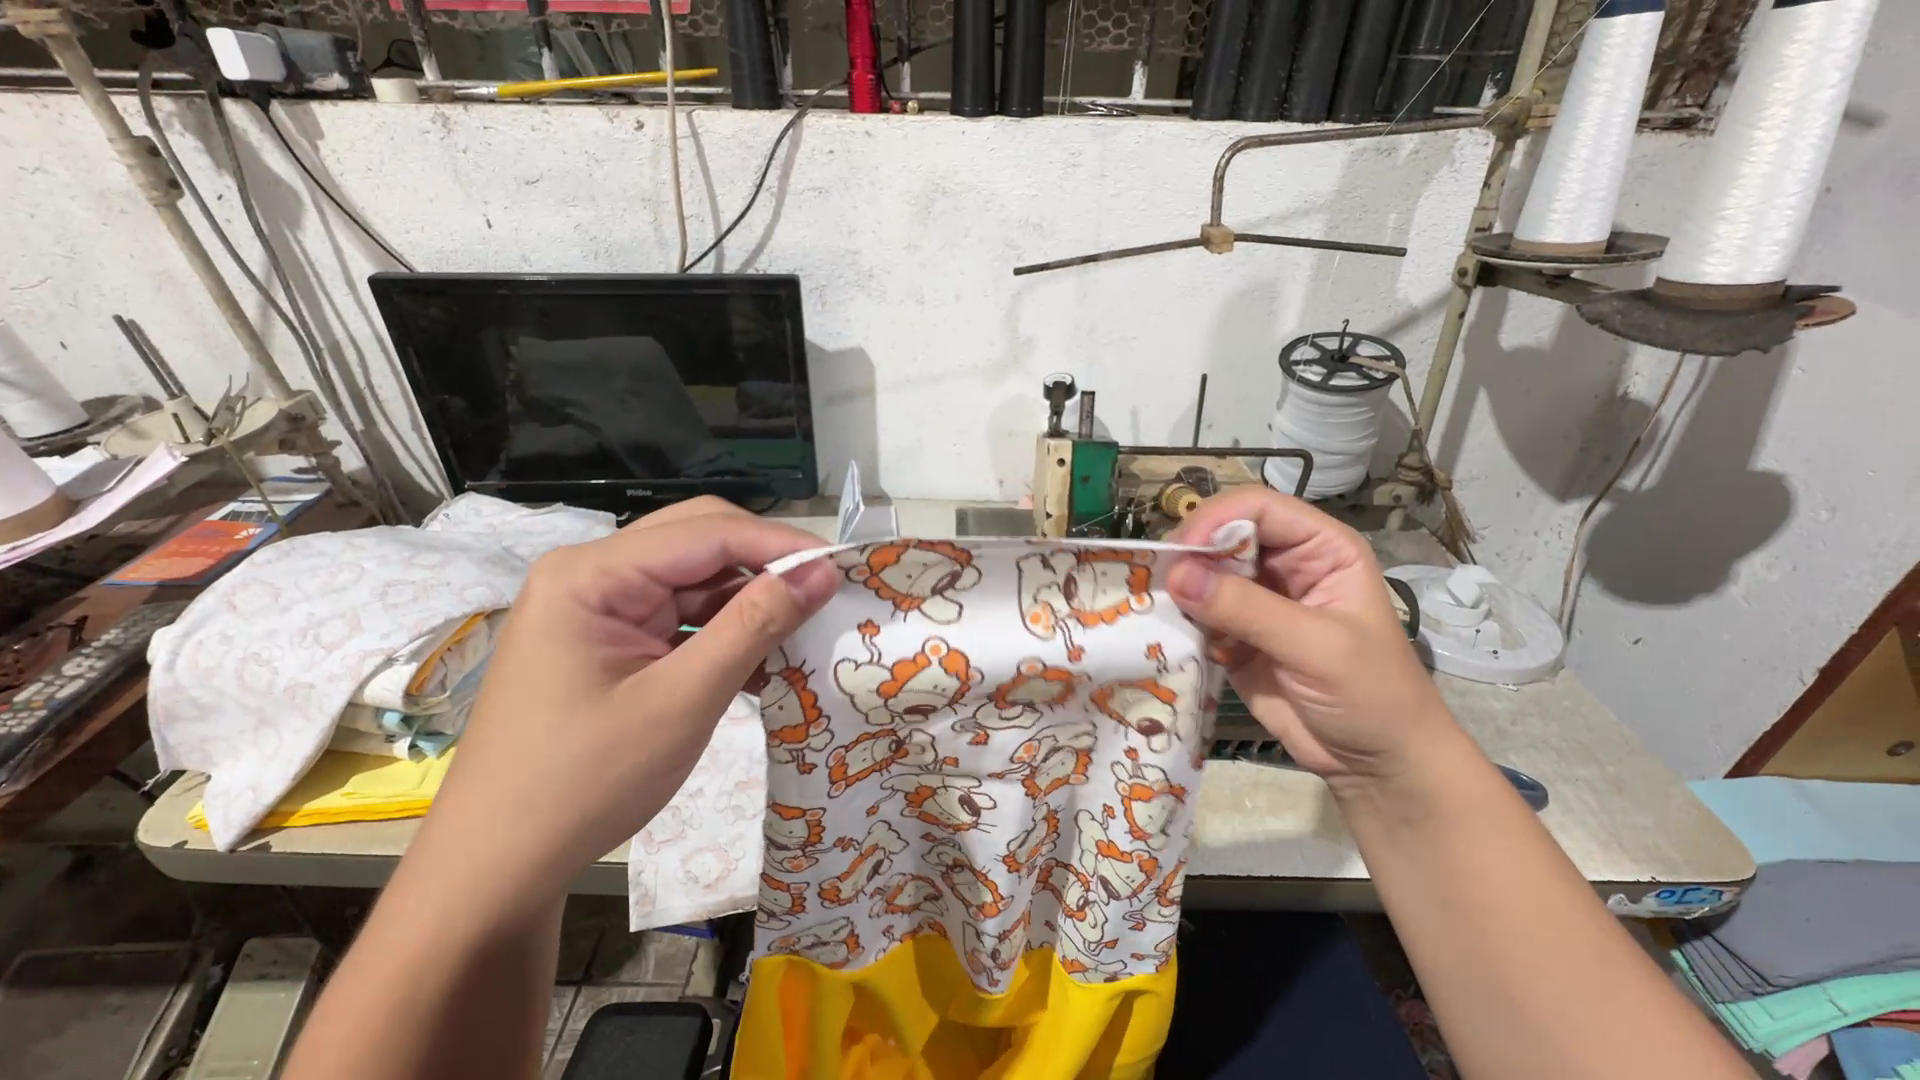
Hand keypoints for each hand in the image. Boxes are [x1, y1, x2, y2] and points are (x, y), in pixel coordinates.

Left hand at [412, 497, 837, 911]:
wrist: (503, 861)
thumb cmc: (586, 780)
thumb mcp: (682, 701)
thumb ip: (753, 627)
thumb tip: (822, 572)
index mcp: (591, 574)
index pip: (705, 532)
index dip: (779, 544)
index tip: (843, 566)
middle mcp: (592, 576)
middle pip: (698, 543)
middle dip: (764, 566)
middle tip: (827, 594)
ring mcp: (599, 610)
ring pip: (695, 581)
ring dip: (748, 603)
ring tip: (804, 631)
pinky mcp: (610, 642)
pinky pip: (681, 618)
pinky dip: (723, 635)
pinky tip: (761, 663)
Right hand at [1165, 487, 1456, 788]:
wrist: (1375, 763)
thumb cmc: (1370, 694)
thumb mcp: (1316, 646)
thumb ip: (1248, 609)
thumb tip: (1178, 575)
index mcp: (1320, 549)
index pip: (1258, 508)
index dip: (1216, 521)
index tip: (1182, 553)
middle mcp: (1283, 566)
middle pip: (1221, 535)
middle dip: (1188, 554)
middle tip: (1156, 582)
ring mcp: (1254, 603)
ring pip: (1202, 575)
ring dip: (1176, 588)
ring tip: (1149, 605)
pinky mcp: (1232, 638)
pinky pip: (1195, 616)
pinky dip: (1176, 621)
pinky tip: (1160, 632)